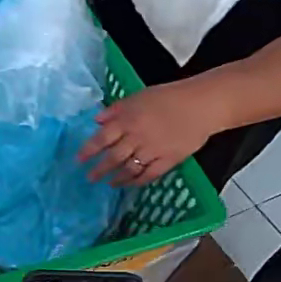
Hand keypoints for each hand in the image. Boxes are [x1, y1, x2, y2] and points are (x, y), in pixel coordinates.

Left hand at [78, 79, 221, 186]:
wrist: (202, 104)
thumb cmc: (169, 97)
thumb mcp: (138, 96)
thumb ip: (116, 110)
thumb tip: (96, 121)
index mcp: (128, 120)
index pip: (102, 138)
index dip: (88, 151)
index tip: (78, 160)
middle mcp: (137, 137)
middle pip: (113, 157)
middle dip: (99, 170)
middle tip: (90, 178)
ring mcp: (152, 151)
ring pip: (129, 169)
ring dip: (116, 178)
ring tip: (109, 183)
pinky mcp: (168, 160)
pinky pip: (148, 175)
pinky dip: (137, 182)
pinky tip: (129, 185)